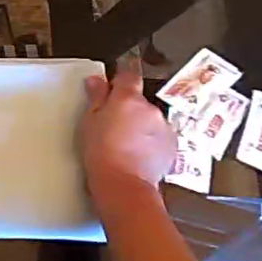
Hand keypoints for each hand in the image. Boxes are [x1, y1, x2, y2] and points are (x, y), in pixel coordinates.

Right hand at [80, 70, 173, 205]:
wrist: (124, 184)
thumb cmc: (101, 153)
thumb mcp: (89, 122)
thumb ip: (96, 97)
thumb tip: (97, 80)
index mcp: (127, 99)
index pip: (129, 77)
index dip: (119, 84)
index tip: (110, 94)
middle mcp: (150, 108)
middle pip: (139, 101)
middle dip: (128, 110)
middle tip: (112, 127)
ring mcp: (163, 127)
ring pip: (150, 120)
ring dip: (140, 127)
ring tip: (124, 146)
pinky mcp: (172, 145)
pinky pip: (159, 137)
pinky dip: (150, 142)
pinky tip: (137, 155)